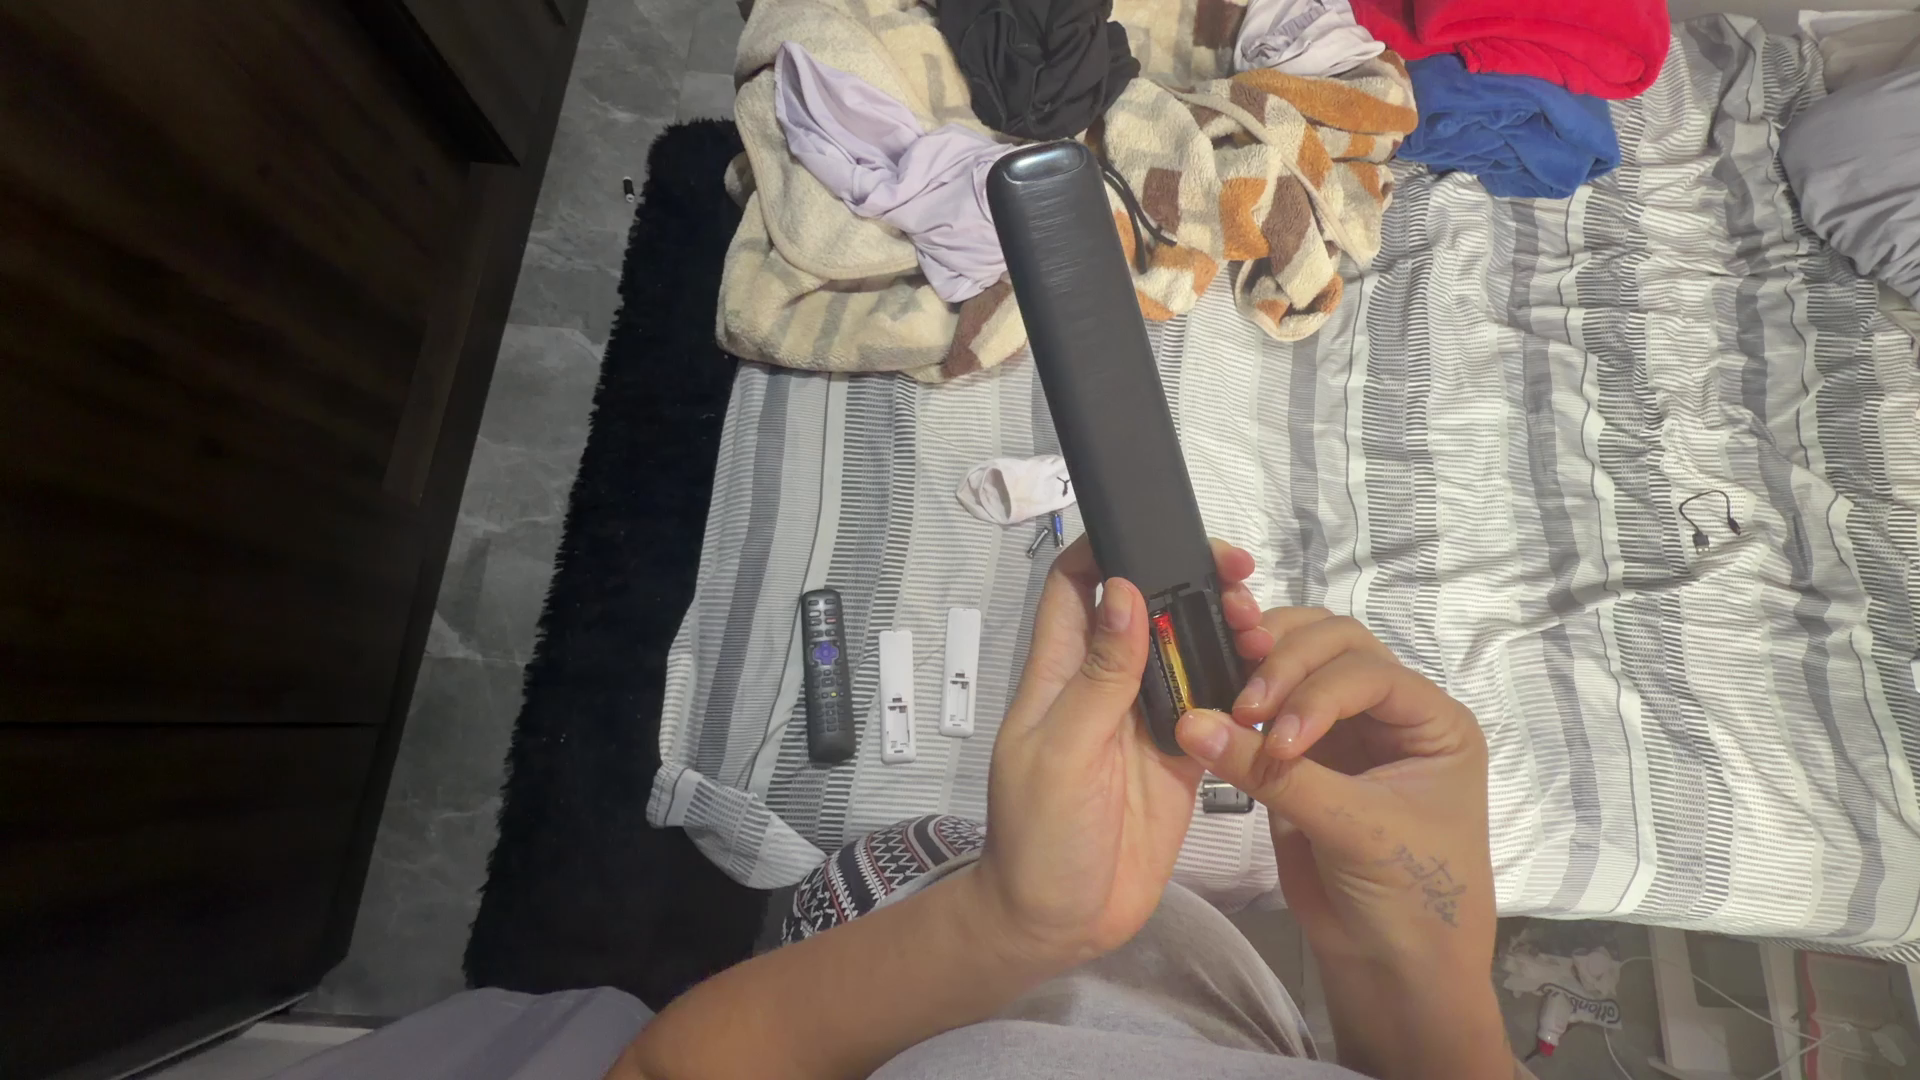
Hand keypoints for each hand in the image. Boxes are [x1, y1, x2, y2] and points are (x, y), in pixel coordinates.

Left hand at [974, 537, 1266, 962]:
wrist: (1060, 918)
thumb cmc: (1040, 832)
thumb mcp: (1061, 749)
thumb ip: (1098, 676)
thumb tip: (1123, 592)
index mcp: (1061, 670)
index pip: (1073, 585)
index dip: (1105, 549)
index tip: (1154, 528)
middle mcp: (1103, 681)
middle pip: (1141, 609)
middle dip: (1182, 580)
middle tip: (1237, 573)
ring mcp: (1143, 715)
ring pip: (1181, 649)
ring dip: (1216, 627)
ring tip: (1260, 620)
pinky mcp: (1180, 751)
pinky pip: (1210, 702)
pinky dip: (1237, 682)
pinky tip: (1269, 669)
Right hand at [1173, 610, 1505, 1078]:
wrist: (1388, 963)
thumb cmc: (1406, 897)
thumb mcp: (1351, 829)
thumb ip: (1268, 772)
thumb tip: (1188, 722)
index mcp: (1432, 721)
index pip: (1367, 671)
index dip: (1317, 694)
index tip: (1280, 745)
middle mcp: (1390, 709)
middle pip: (1335, 641)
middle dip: (1286, 663)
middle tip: (1246, 706)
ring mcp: (1345, 720)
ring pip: (1302, 652)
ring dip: (1264, 661)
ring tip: (1231, 694)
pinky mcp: (1302, 740)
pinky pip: (1270, 696)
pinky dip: (1243, 689)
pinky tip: (1221, 703)